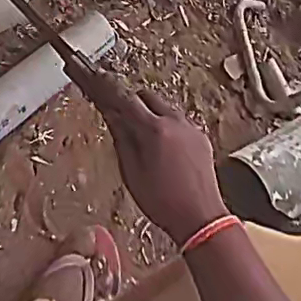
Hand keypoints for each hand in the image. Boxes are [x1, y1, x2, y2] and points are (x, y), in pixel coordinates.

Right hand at [69, 63, 227, 242]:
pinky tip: (163, 147)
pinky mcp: (201, 139)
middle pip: (146, 96)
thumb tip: (111, 115)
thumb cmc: (163, 201)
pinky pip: (179, 121)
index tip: (98, 78)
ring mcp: (191, 129)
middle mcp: (175, 122)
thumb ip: (121, 137)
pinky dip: (167, 126)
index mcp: (154, 129)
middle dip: (132, 102)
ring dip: (151, 113)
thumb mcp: (131, 171)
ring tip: (144, 137)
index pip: (126, 98)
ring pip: (164, 107)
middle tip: (122, 117)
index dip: (109, 87)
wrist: (202, 221)